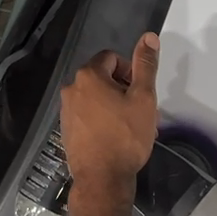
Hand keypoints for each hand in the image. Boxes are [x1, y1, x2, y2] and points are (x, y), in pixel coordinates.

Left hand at [60, 33, 159, 193]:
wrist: (102, 178)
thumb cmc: (126, 137)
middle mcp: (72, 88)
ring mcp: (66, 110)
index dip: (130, 72)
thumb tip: (149, 37)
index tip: (141, 93)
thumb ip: (146, 66)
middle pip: (103, 79)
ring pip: (96, 99)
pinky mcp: (67, 130)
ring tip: (131, 130)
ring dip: (114, 108)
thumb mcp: (144, 99)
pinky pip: (88, 116)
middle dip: (124, 92)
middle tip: (141, 114)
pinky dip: (102, 121)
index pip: (112, 58)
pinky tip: (115, 140)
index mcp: (89, 76)